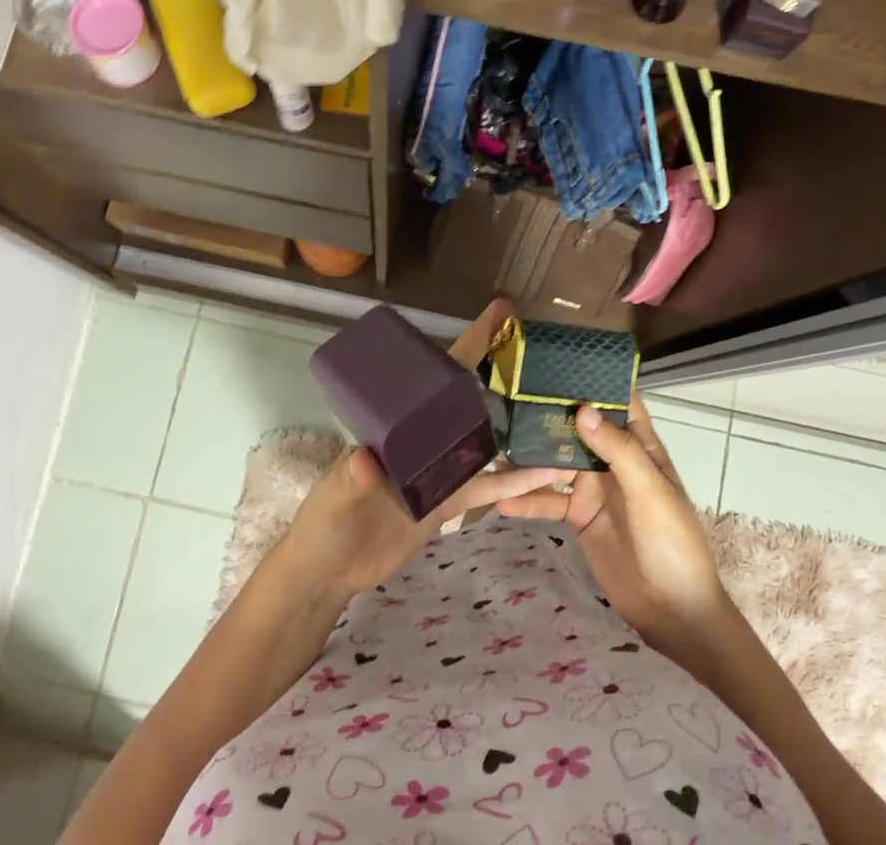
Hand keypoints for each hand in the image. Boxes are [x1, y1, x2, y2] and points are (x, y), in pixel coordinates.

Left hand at [271, 300, 565, 596]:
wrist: (330, 571)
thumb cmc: (325, 523)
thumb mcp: (335, 496)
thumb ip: (350, 479)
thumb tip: (364, 459)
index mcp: (397, 425)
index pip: (436, 377)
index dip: (469, 345)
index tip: (501, 314)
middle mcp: (424, 440)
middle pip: (470, 403)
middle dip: (504, 378)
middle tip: (547, 361)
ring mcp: (440, 472)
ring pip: (487, 444)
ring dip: (520, 430)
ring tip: (560, 416)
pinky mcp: (450, 503)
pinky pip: (490, 488)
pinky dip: (519, 482)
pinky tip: (549, 473)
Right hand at [493, 396, 727, 645]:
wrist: (671, 610)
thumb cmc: (672, 544)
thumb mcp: (650, 494)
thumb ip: (618, 452)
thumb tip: (582, 410)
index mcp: (641, 450)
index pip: (620, 404)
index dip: (596, 382)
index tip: (561, 361)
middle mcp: (614, 463)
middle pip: (579, 431)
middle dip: (550, 415)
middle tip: (509, 396)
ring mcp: (594, 491)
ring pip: (557, 464)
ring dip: (531, 458)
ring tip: (495, 445)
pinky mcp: (578, 518)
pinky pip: (548, 502)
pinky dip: (526, 501)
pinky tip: (501, 500)